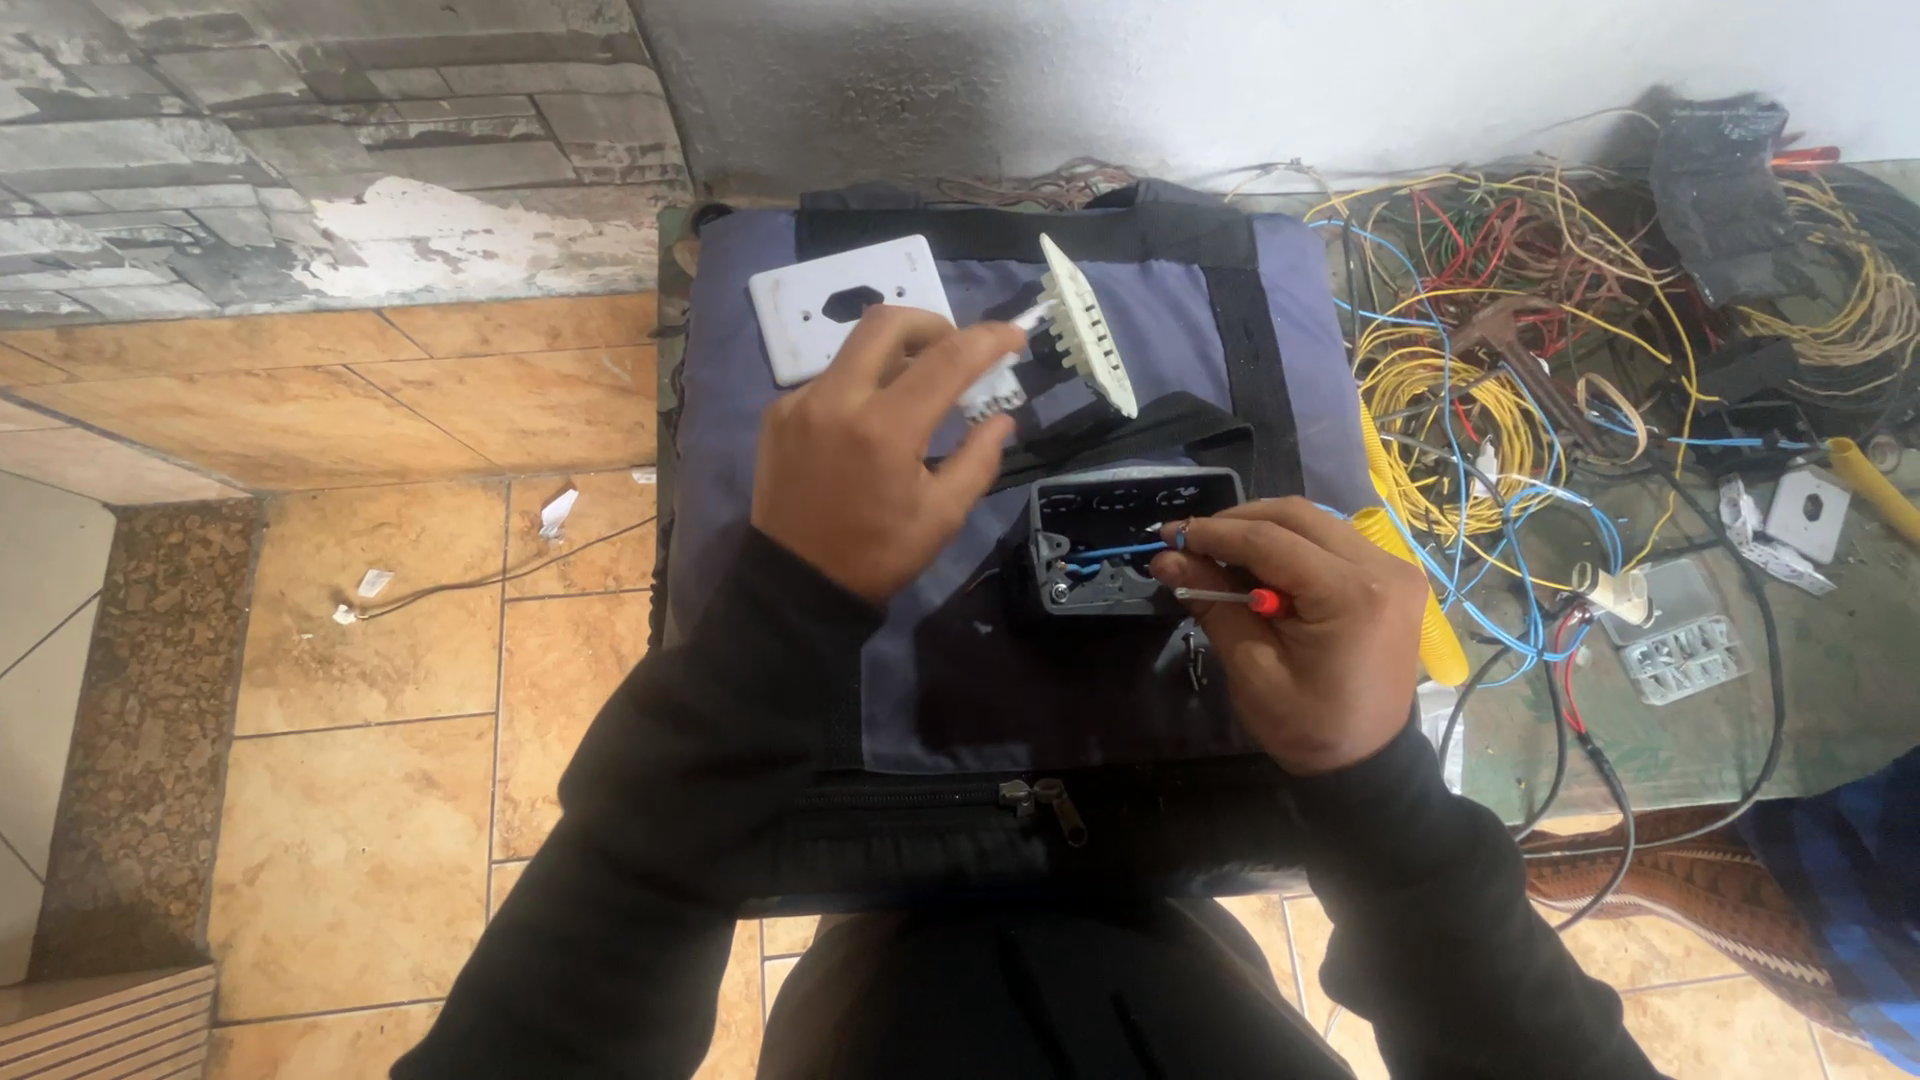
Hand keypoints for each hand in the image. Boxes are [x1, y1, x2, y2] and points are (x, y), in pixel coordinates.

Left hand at [752, 305, 1025, 603]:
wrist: (795, 583)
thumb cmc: (877, 555)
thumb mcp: (942, 516)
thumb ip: (978, 459)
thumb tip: (1002, 418)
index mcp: (885, 429)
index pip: (947, 359)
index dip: (988, 340)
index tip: (1013, 335)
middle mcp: (837, 399)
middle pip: (887, 321)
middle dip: (933, 324)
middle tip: (956, 349)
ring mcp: (800, 402)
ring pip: (855, 348)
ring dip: (895, 356)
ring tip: (917, 391)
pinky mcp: (779, 413)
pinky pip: (830, 379)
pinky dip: (862, 386)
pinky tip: (870, 423)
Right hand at [1150, 498, 1426, 774]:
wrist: (1369, 759)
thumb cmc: (1308, 725)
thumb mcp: (1251, 668)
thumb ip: (1213, 603)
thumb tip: (1166, 558)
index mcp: (1352, 595)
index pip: (1269, 540)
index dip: (1213, 533)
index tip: (1170, 536)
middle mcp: (1382, 567)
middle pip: (1295, 515)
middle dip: (1235, 522)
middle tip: (1190, 541)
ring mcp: (1393, 568)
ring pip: (1313, 520)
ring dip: (1260, 529)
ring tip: (1218, 554)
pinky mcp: (1390, 576)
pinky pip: (1329, 539)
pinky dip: (1287, 543)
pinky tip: (1258, 567)